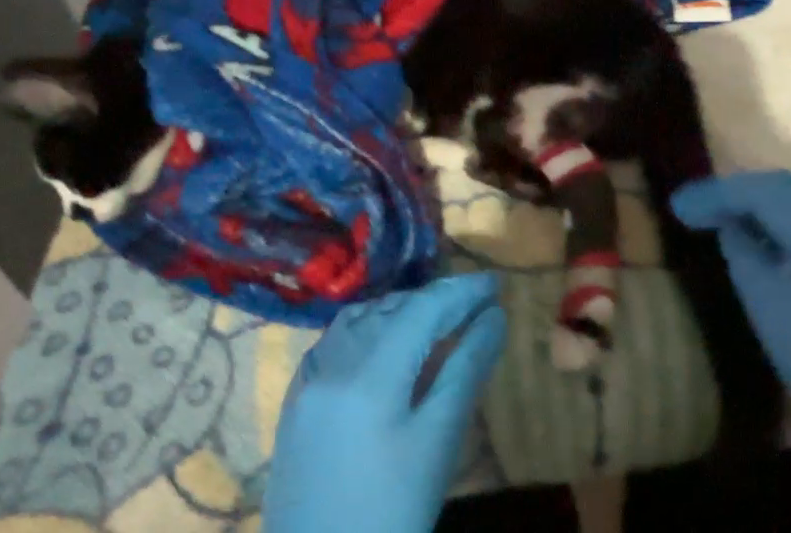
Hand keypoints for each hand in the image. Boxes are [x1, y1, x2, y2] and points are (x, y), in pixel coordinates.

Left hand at [263, 273, 506, 531]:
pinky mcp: (294, 405)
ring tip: (435, 318)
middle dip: (434, 298)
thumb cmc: (393, 508)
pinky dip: (366, 329)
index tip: (496, 282)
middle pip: (390, 308)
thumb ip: (466, 369)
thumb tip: (495, 317)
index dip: (463, 290)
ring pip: (357, 320)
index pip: (424, 307)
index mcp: (371, 370)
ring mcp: (307, 382)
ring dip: (398, 310)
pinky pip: (333, 343)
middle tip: (474, 301)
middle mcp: (333, 362)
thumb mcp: (439, 439)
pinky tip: (383, 345)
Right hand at [672, 171, 790, 496]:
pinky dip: (787, 218)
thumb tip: (729, 225)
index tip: (677, 205)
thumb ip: (743, 254)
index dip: (715, 193)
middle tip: (696, 208)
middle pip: (785, 186)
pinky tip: (764, 237)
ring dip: (763, 202)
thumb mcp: (768, 306)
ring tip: (723, 218)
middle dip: (738, 192)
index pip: (760, 190)